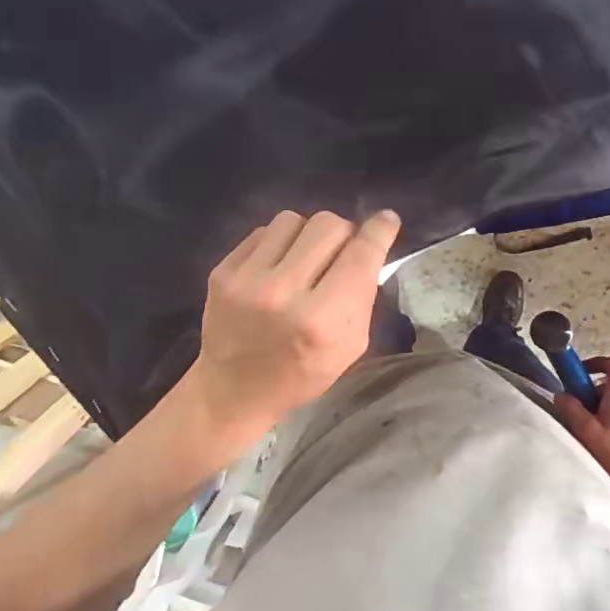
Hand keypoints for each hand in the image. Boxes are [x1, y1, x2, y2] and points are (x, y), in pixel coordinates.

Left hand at [188, 209, 401, 429]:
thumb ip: (362, 296)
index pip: (361, 254)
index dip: (379, 230)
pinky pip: (262, 232)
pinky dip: (278, 244)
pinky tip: (277, 266)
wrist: (234, 390)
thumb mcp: (350, 346)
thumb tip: (370, 246)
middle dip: (343, 234)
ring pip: (294, 220)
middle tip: (339, 254)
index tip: (386, 220)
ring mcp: (248, 279)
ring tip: (305, 259)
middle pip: (329, 225)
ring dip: (308, 235)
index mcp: (323, 319)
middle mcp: (284, 292)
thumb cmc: (301, 373)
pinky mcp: (223, 271)